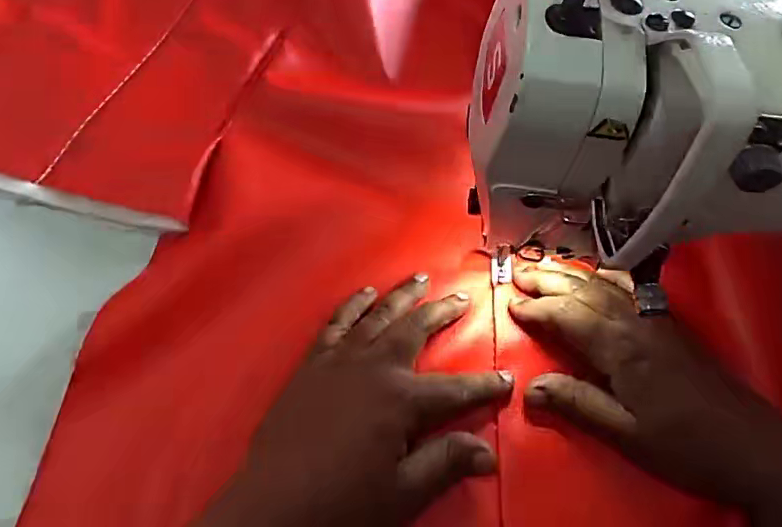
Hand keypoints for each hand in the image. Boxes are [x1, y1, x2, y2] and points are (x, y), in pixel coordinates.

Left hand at [196, 273, 513, 526]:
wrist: (275, 502)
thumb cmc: (343, 504)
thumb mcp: (401, 494)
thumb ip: (443, 463)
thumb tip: (487, 451)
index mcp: (400, 400)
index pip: (453, 390)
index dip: (483, 386)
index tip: (506, 379)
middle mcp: (374, 366)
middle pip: (414, 330)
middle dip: (440, 312)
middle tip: (460, 296)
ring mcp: (341, 358)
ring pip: (378, 315)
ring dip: (401, 295)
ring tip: (419, 278)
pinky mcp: (314, 360)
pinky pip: (337, 322)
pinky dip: (353, 304)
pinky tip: (363, 293)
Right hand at [509, 263, 781, 525]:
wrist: (755, 447)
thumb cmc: (687, 446)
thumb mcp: (629, 435)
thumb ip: (579, 405)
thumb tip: (529, 389)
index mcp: (619, 347)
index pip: (567, 317)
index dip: (537, 309)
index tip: (510, 305)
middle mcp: (633, 322)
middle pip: (581, 291)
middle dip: (547, 280)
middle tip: (516, 273)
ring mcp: (653, 317)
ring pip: (602, 284)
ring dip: (570, 273)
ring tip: (544, 266)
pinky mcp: (668, 321)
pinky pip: (629, 285)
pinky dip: (605, 274)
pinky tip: (598, 272)